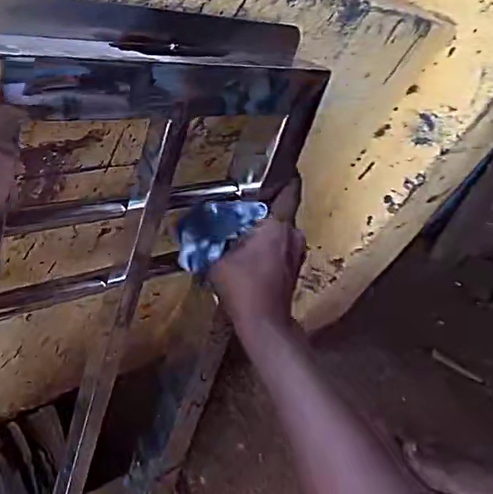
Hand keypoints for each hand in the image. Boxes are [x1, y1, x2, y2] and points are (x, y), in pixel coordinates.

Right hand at [208, 178, 305, 329]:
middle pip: (280, 211)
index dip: (283, 177)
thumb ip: (208, 239)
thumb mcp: (217, 259)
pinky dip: (267, 246)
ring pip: (280, 230)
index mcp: (277, 226)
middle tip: (240, 210)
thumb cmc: (244, 289)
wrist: (264, 323)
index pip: (289, 190)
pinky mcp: (294, 268)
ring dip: (263, 230)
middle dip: (261, 209)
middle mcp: (293, 236)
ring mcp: (296, 253)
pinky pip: (281, 246)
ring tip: (240, 234)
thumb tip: (196, 227)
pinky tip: (248, 254)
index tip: (273, 170)